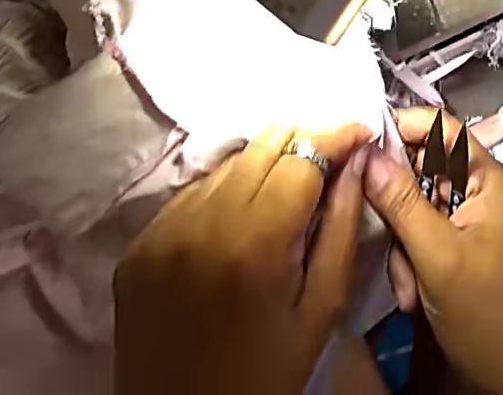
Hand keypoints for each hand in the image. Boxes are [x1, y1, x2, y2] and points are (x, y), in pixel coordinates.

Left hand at [115, 123, 371, 394]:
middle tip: (329, 161)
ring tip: (286, 193)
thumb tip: (357, 157)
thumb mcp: (322, 305)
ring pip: (231, 162)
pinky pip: (197, 190)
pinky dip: (228, 191)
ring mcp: (164, 231)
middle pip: (266, 143)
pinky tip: (242, 220)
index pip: (304, 155)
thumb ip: (344, 222)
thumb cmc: (267, 372)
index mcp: (256, 241)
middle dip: (305, 141)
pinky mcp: (140, 244)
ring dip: (266, 164)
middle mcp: (204, 222)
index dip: (337, 137)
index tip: (362, 131)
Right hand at [363, 108, 502, 394]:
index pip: (440, 127)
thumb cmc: (490, 311)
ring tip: (409, 285)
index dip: (403, 126)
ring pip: (411, 205)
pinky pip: (416, 235)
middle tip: (387, 236)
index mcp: (483, 175)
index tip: (362, 142)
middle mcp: (473, 187)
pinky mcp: (451, 244)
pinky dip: (408, 262)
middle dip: (397, 205)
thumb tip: (367, 155)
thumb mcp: (440, 255)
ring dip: (402, 244)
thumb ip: (402, 204)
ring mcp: (462, 217)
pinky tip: (413, 295)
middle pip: (419, 168)